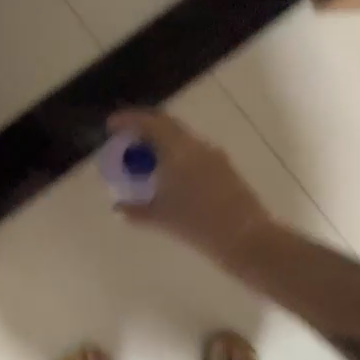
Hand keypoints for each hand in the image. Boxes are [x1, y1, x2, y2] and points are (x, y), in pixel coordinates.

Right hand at [106, 109, 272, 256]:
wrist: (247, 239)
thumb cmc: (198, 223)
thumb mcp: (161, 218)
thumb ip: (136, 211)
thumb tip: (118, 209)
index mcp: (178, 149)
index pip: (149, 122)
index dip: (128, 120)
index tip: (112, 126)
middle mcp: (197, 146)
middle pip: (167, 126)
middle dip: (145, 129)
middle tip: (127, 139)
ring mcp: (215, 157)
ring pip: (183, 140)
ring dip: (163, 145)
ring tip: (147, 162)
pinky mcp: (227, 170)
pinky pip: (195, 154)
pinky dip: (178, 158)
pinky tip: (172, 179)